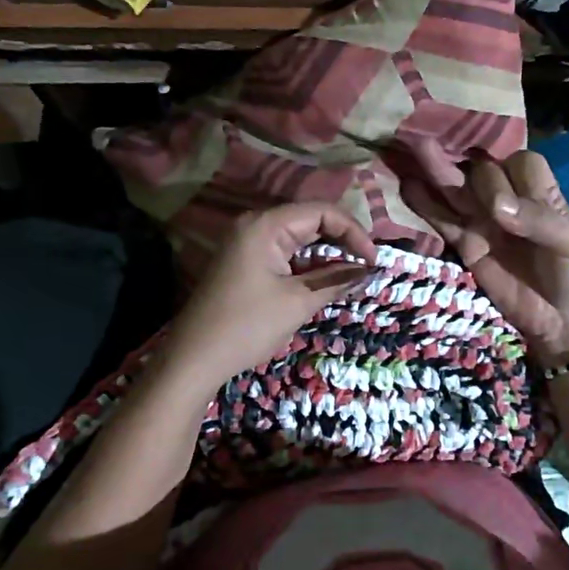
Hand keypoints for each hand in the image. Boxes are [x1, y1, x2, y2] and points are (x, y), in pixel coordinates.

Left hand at [166, 203, 378, 387]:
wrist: (194, 357)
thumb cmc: (247, 325)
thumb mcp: (298, 302)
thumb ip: (335, 279)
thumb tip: (368, 269)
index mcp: (266, 225)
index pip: (322, 211)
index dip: (354, 232)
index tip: (374, 260)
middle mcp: (255, 225)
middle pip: (310, 220)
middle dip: (342, 241)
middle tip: (367, 266)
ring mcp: (247, 244)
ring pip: (298, 238)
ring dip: (326, 254)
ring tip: (352, 275)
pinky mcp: (245, 263)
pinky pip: (284, 254)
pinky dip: (307, 265)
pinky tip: (325, 281)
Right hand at [401, 151, 568, 367]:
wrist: (560, 322)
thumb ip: (537, 219)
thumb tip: (495, 206)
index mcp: (540, 193)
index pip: (521, 162)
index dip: (509, 168)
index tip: (502, 182)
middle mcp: (508, 201)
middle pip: (482, 172)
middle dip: (461, 162)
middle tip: (427, 146)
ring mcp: (484, 222)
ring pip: (458, 191)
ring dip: (436, 171)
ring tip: (412, 148)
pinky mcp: (466, 245)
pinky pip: (444, 221)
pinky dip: (426, 205)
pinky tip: (407, 185)